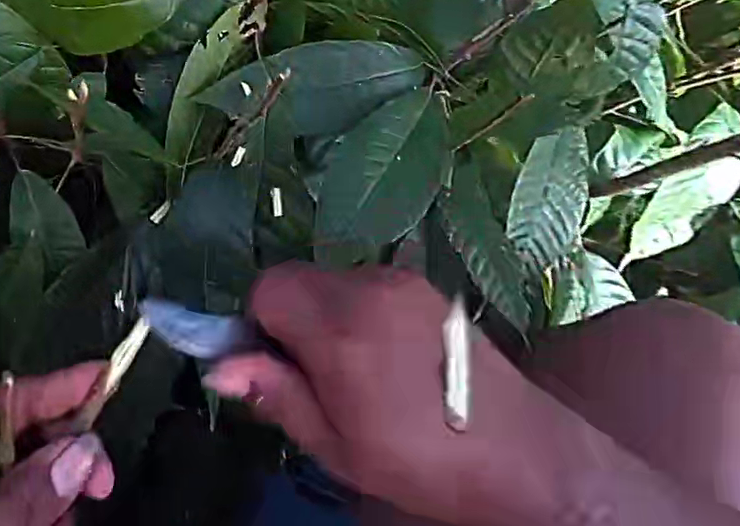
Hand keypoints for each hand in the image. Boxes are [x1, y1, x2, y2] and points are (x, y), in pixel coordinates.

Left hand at [0, 362, 116, 525]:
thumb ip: (26, 495)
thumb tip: (86, 450)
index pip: (17, 394)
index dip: (65, 384)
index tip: (108, 374)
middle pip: (30, 433)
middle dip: (66, 457)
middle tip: (102, 487)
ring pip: (29, 472)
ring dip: (52, 498)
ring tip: (60, 524)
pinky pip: (16, 502)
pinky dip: (35, 514)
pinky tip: (46, 525)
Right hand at [202, 265, 615, 525]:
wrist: (520, 454)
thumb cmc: (419, 462)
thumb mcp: (337, 447)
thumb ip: (276, 394)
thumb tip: (219, 366)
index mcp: (340, 332)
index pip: (267, 287)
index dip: (259, 322)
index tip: (277, 360)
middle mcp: (365, 288)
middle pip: (294, 275)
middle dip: (289, 314)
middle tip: (315, 368)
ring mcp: (396, 278)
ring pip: (327, 276)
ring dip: (322, 308)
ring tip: (356, 362)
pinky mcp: (418, 279)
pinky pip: (362, 278)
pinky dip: (354, 303)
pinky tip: (384, 348)